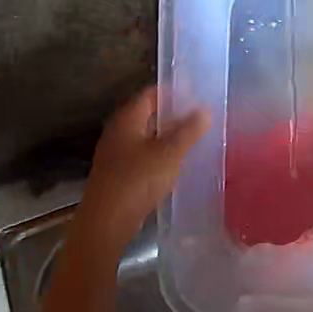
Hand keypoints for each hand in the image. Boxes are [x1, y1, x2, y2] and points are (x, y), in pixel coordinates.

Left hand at [78, 87, 209, 251]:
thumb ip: (188, 131)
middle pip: (146, 116)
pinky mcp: (117, 176)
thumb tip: (204, 110)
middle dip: (171, 117)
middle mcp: (117, 132)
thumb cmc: (138, 179)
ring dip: (165, 140)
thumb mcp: (169, 153)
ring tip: (192, 142)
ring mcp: (115, 155)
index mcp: (127, 119)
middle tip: (198, 120)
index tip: (195, 96)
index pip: (150, 94)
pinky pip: (141, 159)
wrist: (108, 219)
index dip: (172, 93)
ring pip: (144, 139)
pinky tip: (174, 167)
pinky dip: (158, 158)